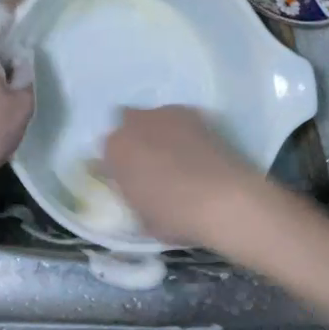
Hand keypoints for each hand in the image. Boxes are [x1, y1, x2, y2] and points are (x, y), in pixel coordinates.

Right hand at [101, 106, 263, 246]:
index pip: (105, 153)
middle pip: (126, 125)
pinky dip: (181, 131)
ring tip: (176, 157)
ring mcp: (164, 113)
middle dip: (134, 140)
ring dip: (157, 132)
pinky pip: (178, 119)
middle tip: (149, 164)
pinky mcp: (192, 112)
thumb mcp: (141, 217)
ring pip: (153, 119)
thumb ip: (131, 194)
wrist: (222, 198)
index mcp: (114, 149)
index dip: (117, 167)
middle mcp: (133, 122)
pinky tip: (195, 150)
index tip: (127, 181)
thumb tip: (133, 188)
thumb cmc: (175, 216)